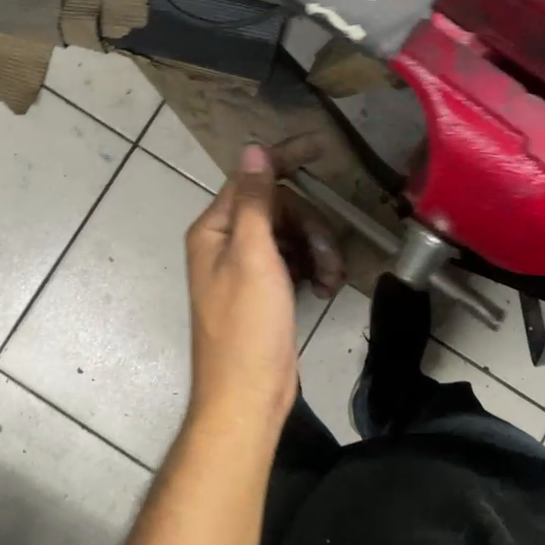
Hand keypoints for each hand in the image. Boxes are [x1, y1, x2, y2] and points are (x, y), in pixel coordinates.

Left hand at [183, 143, 343, 431]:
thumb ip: (255, 200)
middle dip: (310, 225)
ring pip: (291, 234)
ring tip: (331, 278)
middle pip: (278, 208)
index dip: (286, 161)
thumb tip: (253, 149)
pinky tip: (326, 289)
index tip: (322, 147)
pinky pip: (294, 261)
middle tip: (329, 253)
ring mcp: (246, 267)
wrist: (248, 397)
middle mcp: (226, 242)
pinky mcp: (266, 290)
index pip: (252, 178)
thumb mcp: (253, 255)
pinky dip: (313, 269)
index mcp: (214, 228)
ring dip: (317, 250)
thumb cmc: (247, 325)